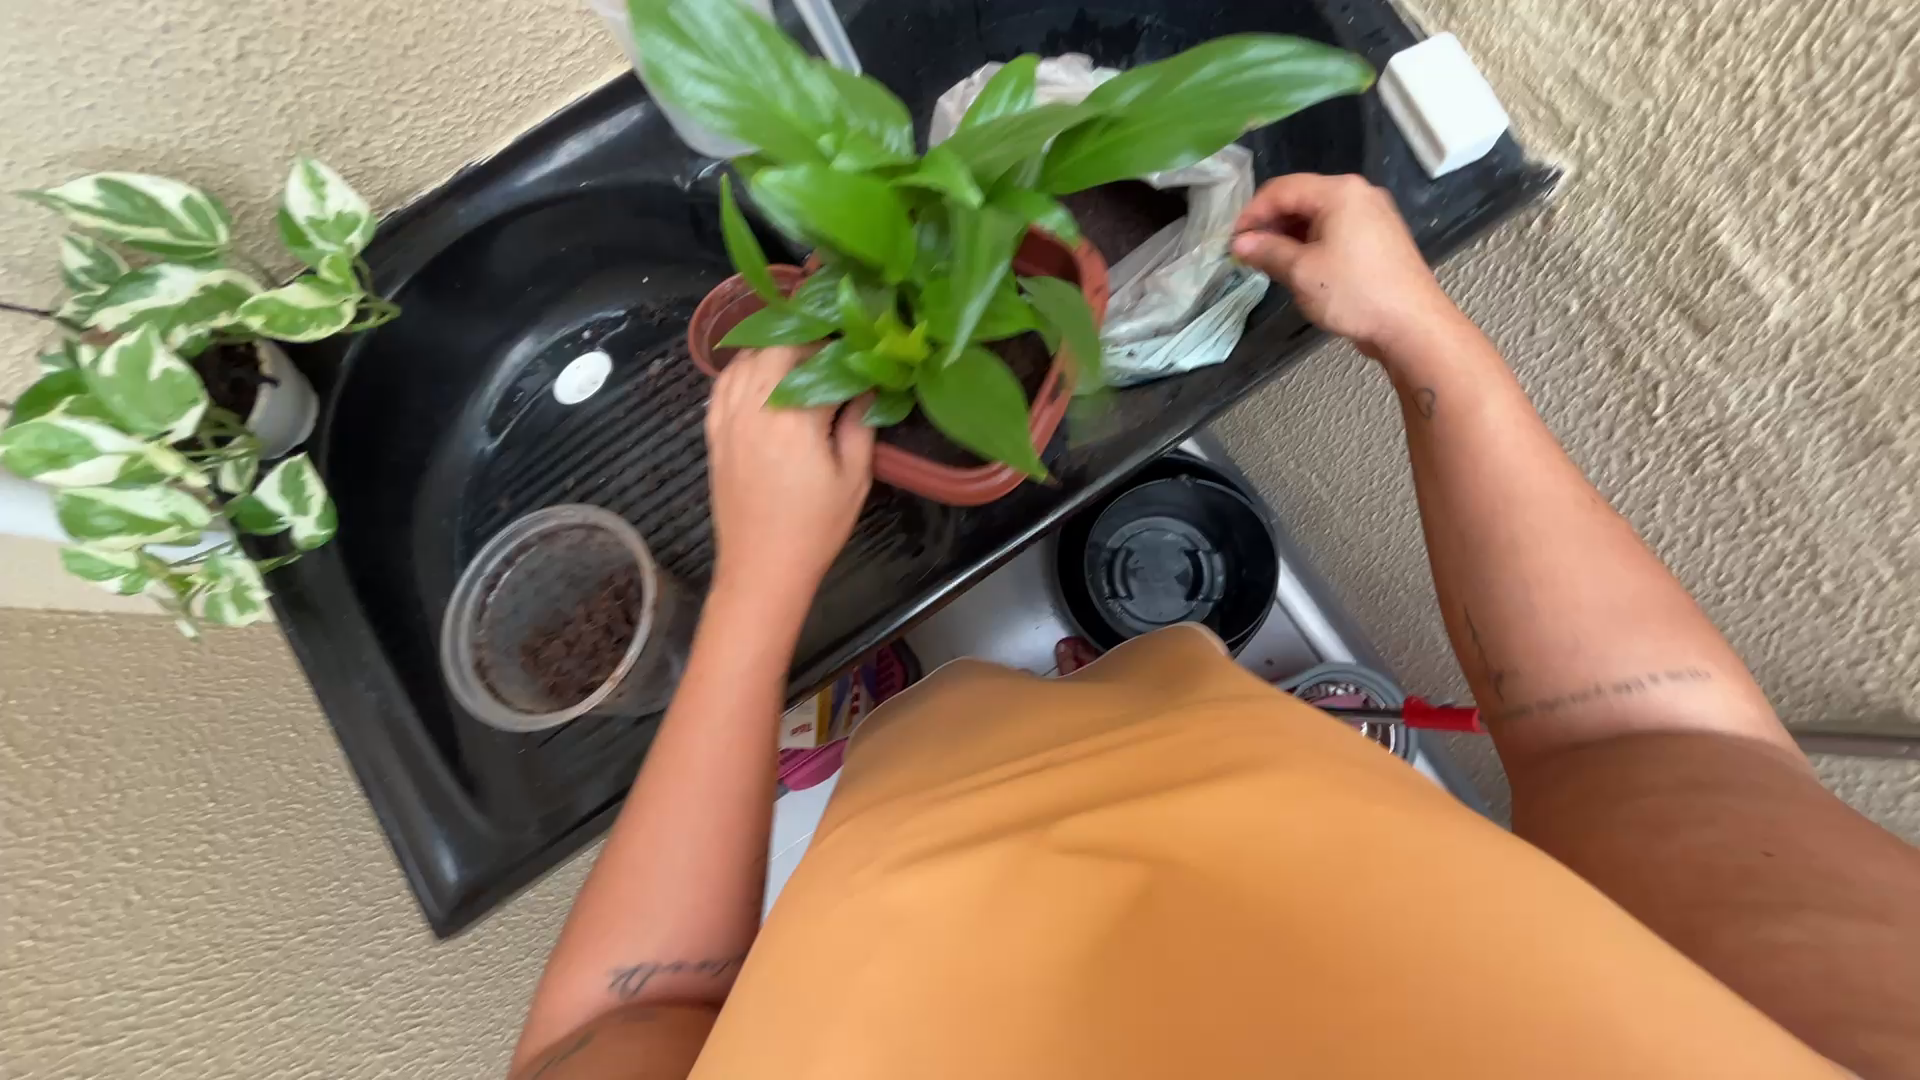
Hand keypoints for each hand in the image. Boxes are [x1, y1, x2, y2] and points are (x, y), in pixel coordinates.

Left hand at [705, 345, 874, 602]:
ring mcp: (728, 418)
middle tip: (830, 357)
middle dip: (805, 344)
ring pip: (745, 360)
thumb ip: (861, 426)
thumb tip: (865, 391)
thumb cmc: (815, 527)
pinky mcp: (714, 433)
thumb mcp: (853, 478)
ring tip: (798, 362)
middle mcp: (755, 407)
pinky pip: (722, 384)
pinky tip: (760, 377)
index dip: (841, 354)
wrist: (762, 566)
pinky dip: (742, 371)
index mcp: (794, 417)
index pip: (819, 363)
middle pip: (776, 349)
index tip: (859, 356)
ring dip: (772, 352)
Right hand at [1231, 173, 1460, 361]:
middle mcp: (1357, 193)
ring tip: (1267, 263)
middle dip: (1268, 224)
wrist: (1409, 321)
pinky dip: (1308, 242)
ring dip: (1286, 235)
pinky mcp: (1375, 236)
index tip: (1232, 242)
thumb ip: (1267, 252)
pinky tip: (1296, 265)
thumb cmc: (1352, 292)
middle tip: (1246, 254)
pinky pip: (1332, 229)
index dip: (1251, 213)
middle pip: (1299, 198)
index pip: (1281, 189)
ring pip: (1315, 215)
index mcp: (1338, 192)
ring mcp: (1370, 214)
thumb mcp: (1301, 272)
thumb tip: (1239, 243)